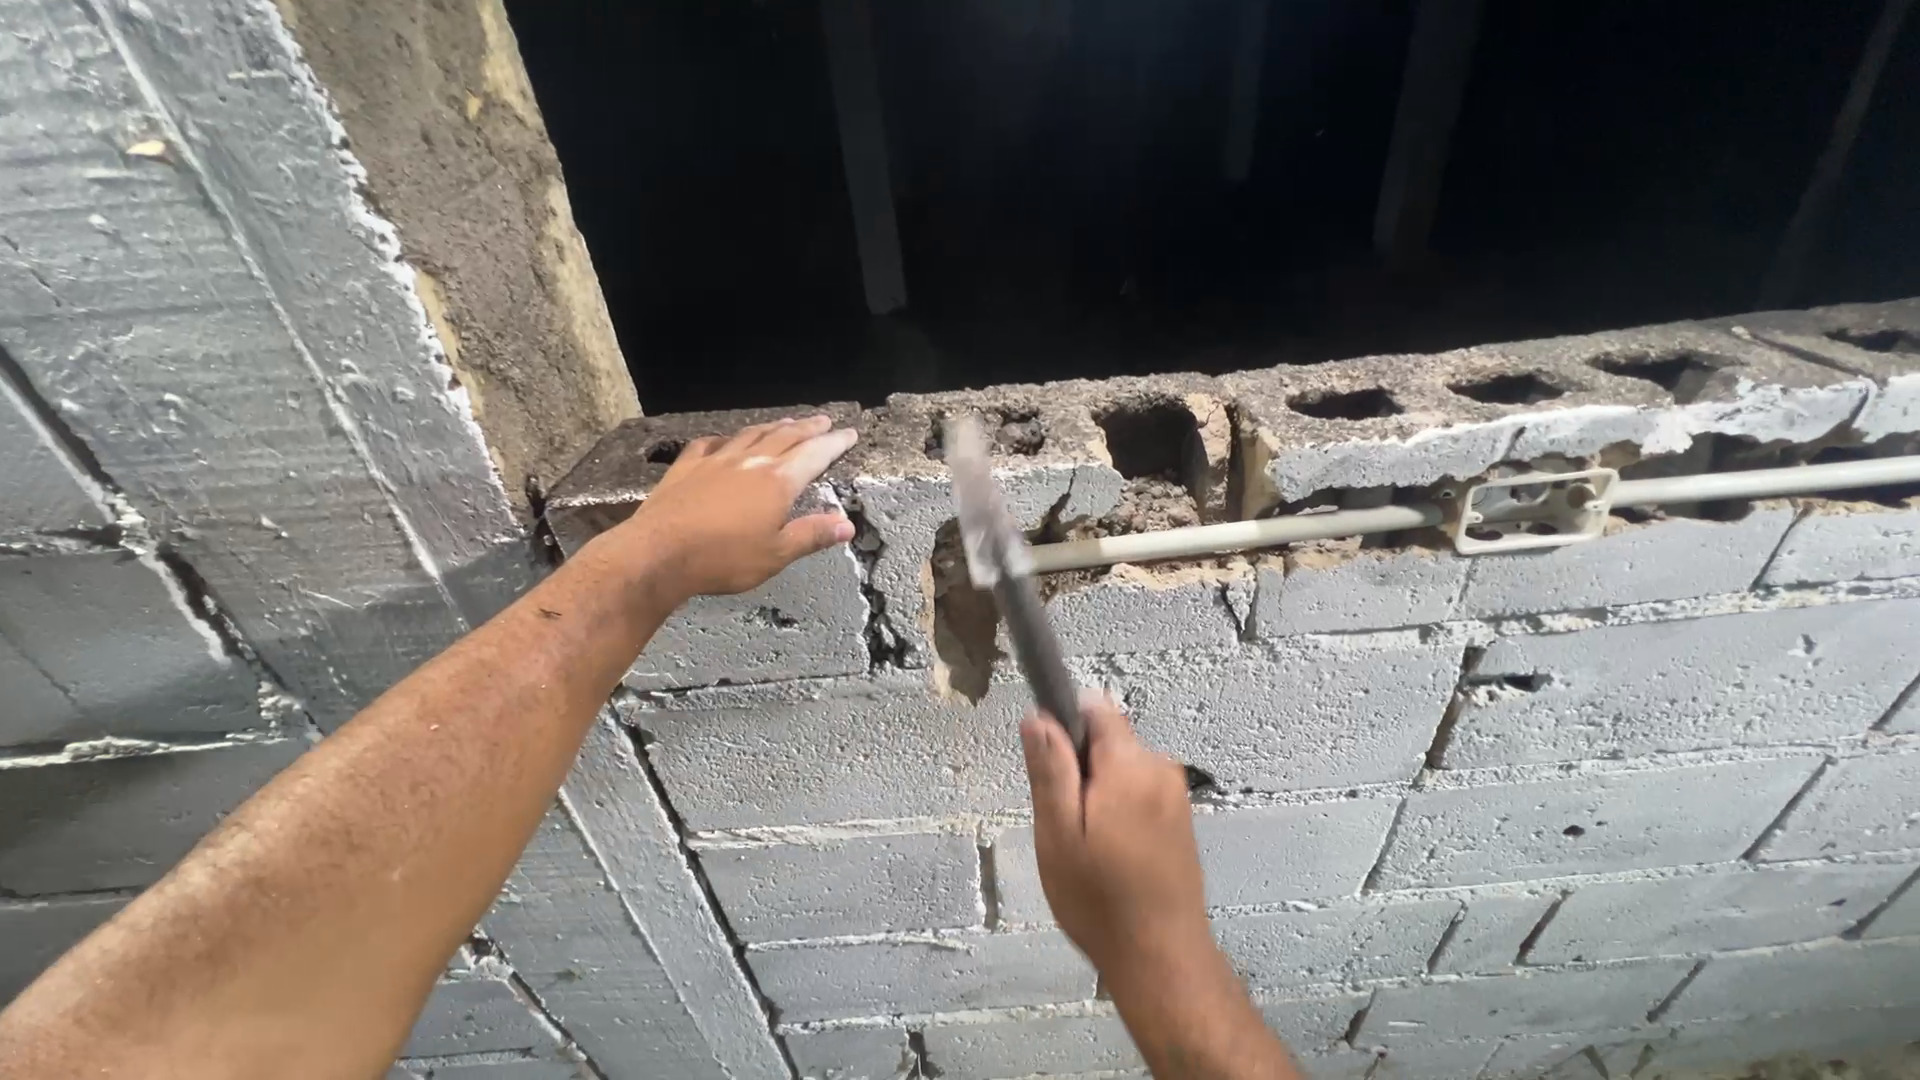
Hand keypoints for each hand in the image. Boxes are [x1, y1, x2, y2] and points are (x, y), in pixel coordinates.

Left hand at [611, 415, 858, 597]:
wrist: (658, 553)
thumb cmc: (723, 558)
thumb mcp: (776, 554)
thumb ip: (812, 535)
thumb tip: (846, 524)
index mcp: (778, 482)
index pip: (815, 454)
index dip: (835, 443)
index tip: (850, 433)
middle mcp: (750, 462)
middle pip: (786, 436)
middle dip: (809, 428)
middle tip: (824, 421)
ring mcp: (716, 460)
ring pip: (752, 434)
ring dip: (773, 427)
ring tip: (787, 422)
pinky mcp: (688, 467)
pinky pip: (711, 444)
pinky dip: (726, 439)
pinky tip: (726, 440)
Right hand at [1019, 692, 1213, 983]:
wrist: (1162, 960)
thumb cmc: (1100, 899)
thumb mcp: (1058, 833)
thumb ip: (1050, 769)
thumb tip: (1038, 716)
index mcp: (1131, 765)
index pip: (1095, 707)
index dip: (1064, 725)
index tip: (1050, 768)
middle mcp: (1161, 769)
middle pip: (1108, 739)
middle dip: (1079, 767)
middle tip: (1064, 821)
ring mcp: (1175, 795)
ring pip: (1121, 767)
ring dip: (1097, 791)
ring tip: (1086, 844)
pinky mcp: (1180, 818)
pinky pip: (1138, 791)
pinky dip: (1118, 809)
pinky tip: (1110, 853)